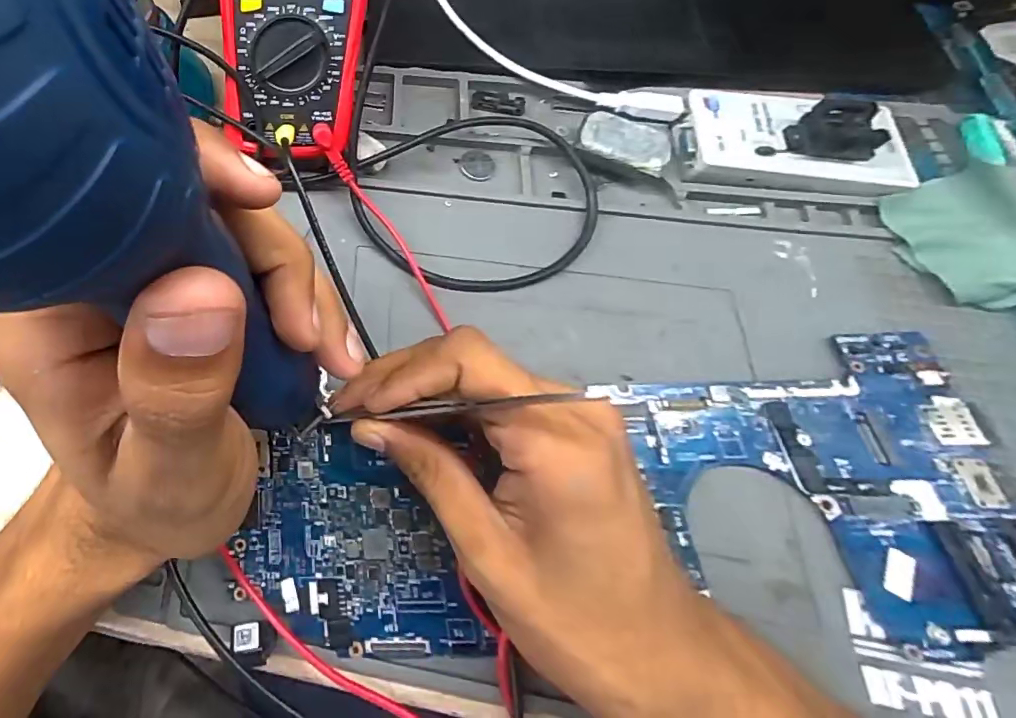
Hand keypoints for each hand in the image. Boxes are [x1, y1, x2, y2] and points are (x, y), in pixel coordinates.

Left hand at [0, 120, 361, 568]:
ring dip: (291, 278)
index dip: (182, 172)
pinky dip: (298, 290)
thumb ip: (174, 393)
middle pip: (190, 200)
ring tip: (322, 353)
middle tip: (306, 332)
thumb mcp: (162, 474)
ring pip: (234, 222)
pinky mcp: (192, 277)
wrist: (163, 513)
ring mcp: (148, 268)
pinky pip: (254, 253)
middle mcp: (96, 269)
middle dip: (265, 253)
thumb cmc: (144, 506)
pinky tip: (321, 343)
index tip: (258, 199)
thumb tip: (203, 290)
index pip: (104, 199)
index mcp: (51, 304)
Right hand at [331, 329, 846, 717]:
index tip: (358, 406)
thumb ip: (432, 473)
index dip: (403, 374)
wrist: (666, 658)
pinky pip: (498, 398)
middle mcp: (571, 404)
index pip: (466, 359)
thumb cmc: (578, 622)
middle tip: (349, 405)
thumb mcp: (489, 553)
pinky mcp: (571, 425)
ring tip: (370, 414)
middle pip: (468, 358)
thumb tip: (370, 425)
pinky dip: (452, 408)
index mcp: (557, 432)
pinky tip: (415, 426)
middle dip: (402, 378)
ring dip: (422, 390)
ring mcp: (576, 411)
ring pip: (479, 373)